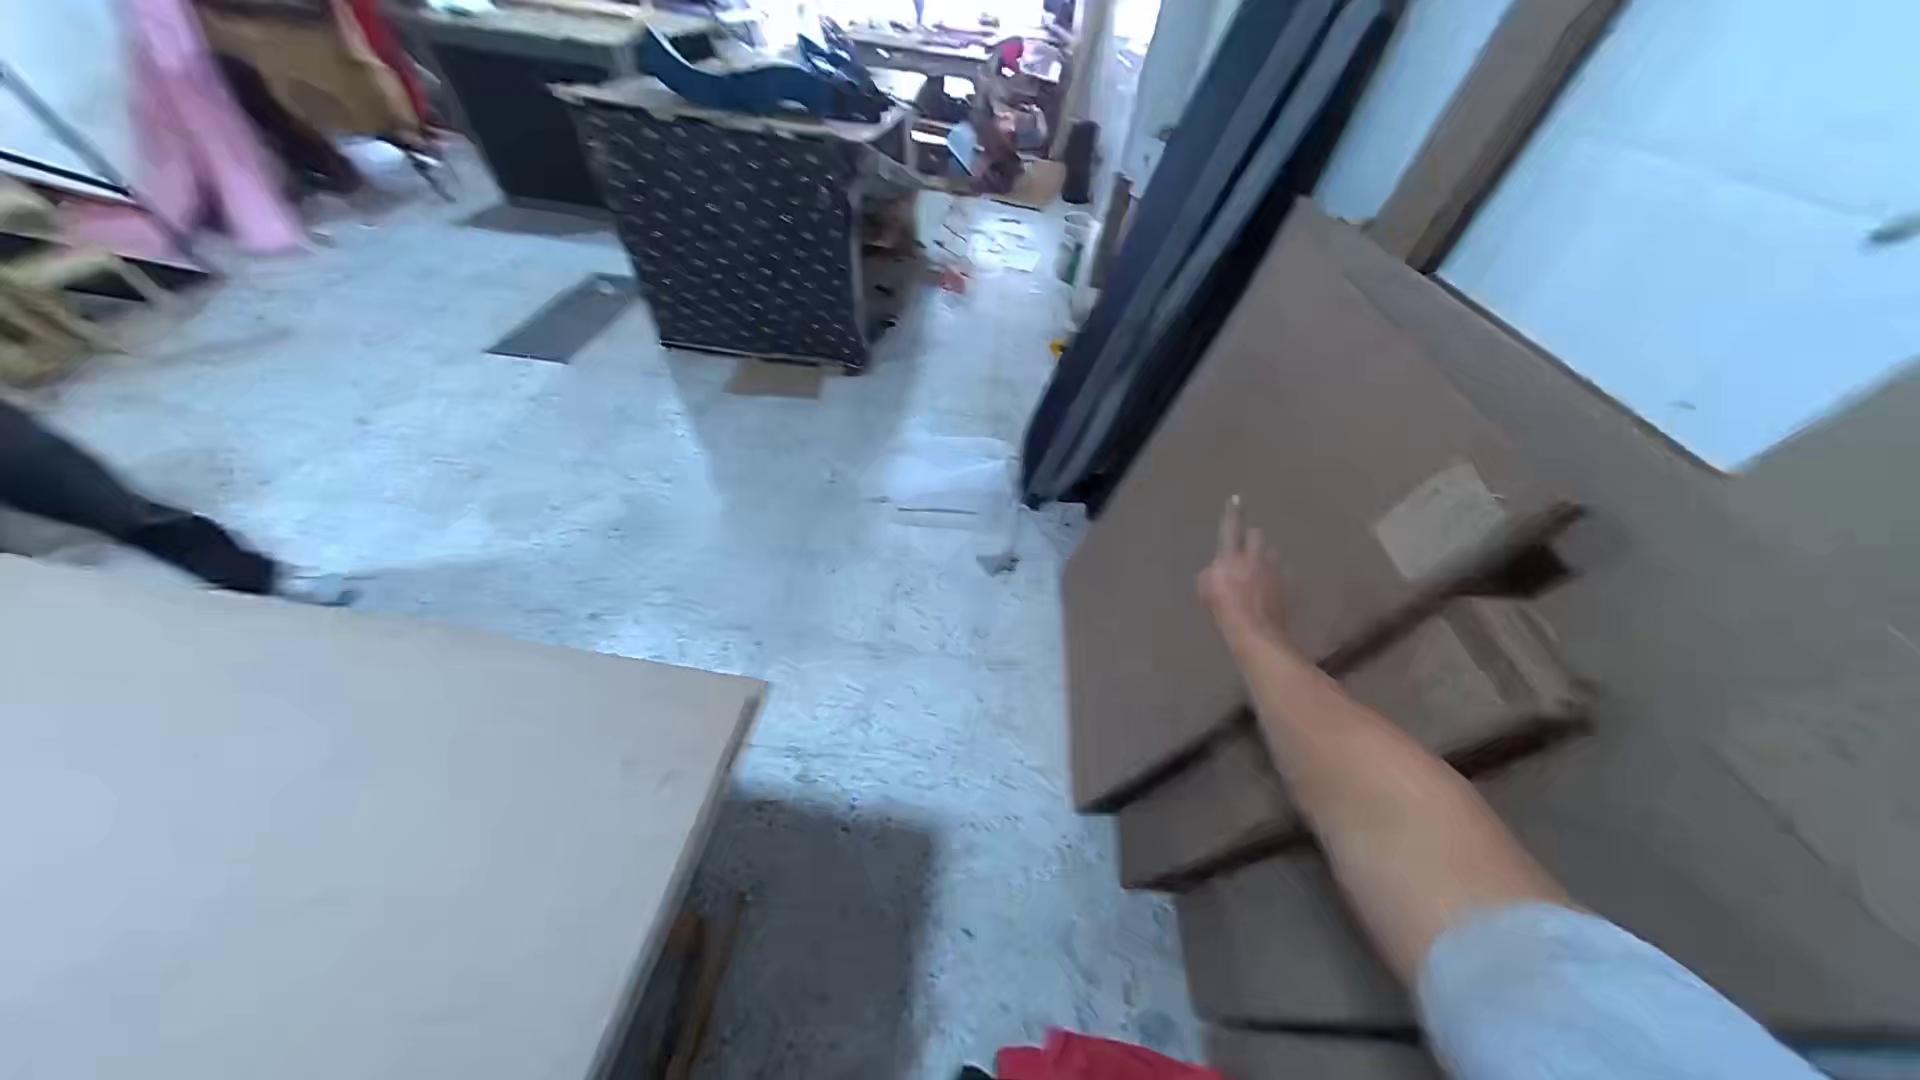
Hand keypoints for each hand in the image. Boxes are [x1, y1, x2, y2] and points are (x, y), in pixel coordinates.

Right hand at [1198, 495, 1289, 648]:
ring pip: (1271, 553)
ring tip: (1259, 573)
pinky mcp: (1288, 583)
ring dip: (1265, 558)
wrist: (1255, 630)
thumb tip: (1217, 568)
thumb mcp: (1205, 588)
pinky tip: (1271, 589)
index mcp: (1230, 555)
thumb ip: (1211, 571)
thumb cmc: (1225, 609)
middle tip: (1245, 552)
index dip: (1232, 513)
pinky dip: (1277, 577)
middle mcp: (1254, 556)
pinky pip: (1283, 572)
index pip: (1230, 528)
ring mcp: (1274, 569)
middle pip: (1256, 535)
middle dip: (1251, 540)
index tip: (1235, 500)